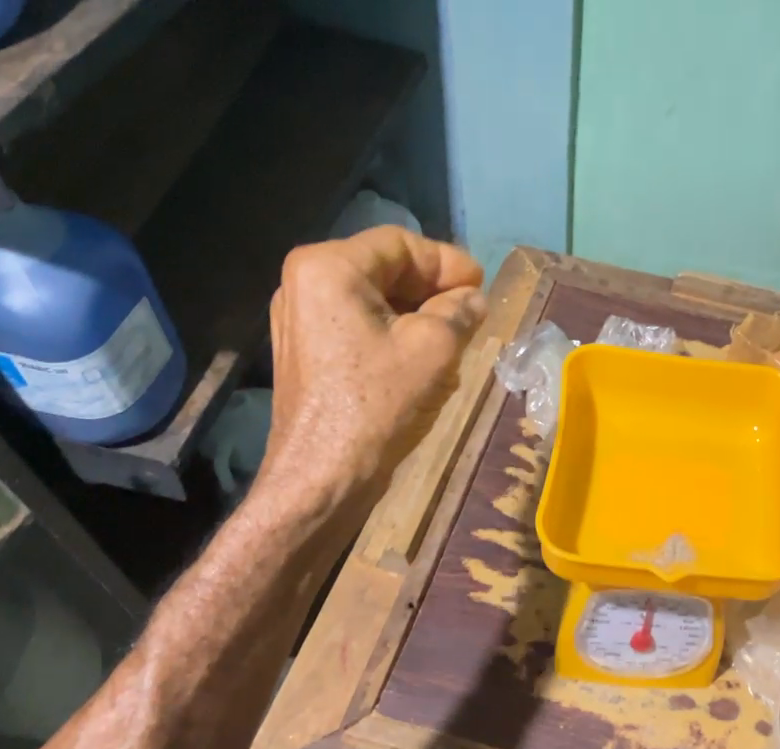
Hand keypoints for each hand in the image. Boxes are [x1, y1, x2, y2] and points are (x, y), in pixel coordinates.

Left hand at [263, 226, 485, 491]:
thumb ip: (459, 311)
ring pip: (372, 300)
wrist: (324, 474)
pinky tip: (420, 360)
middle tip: (471, 314)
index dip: (447, 262)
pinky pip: (356, 326)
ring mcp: (298, 319)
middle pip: (383, 269)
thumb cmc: (378, 404)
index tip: (481, 287)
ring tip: (453, 340)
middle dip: (432, 289)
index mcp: (328, 267)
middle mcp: (304, 282)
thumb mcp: (432, 349)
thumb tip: (473, 299)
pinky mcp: (303, 353)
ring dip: (416, 314)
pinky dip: (391, 334)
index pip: (400, 243)